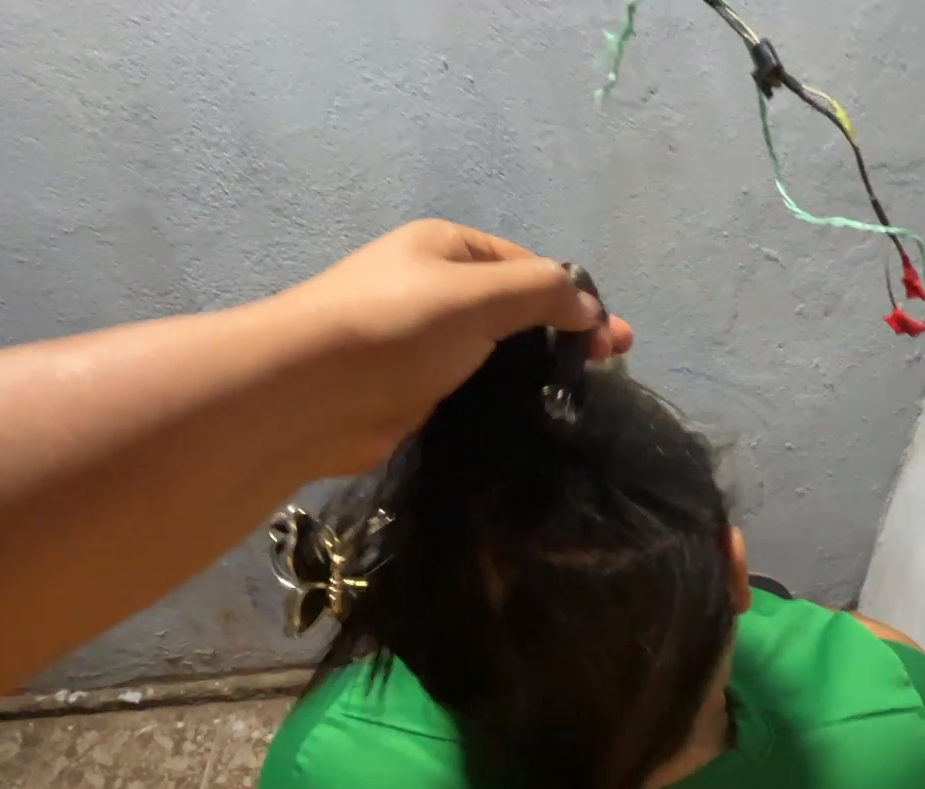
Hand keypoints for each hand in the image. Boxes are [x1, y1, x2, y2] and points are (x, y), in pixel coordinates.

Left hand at [262, 219, 634, 470]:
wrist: (311, 394)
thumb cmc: (397, 328)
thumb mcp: (478, 295)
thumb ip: (540, 292)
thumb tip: (591, 308)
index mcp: (450, 247)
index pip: (530, 266)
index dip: (574, 298)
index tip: (609, 340)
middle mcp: (439, 285)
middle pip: (520, 304)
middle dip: (568, 328)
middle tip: (612, 361)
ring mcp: (428, 337)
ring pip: (501, 344)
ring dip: (542, 359)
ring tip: (582, 386)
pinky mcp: (421, 383)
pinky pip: (479, 377)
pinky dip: (511, 386)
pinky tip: (535, 405)